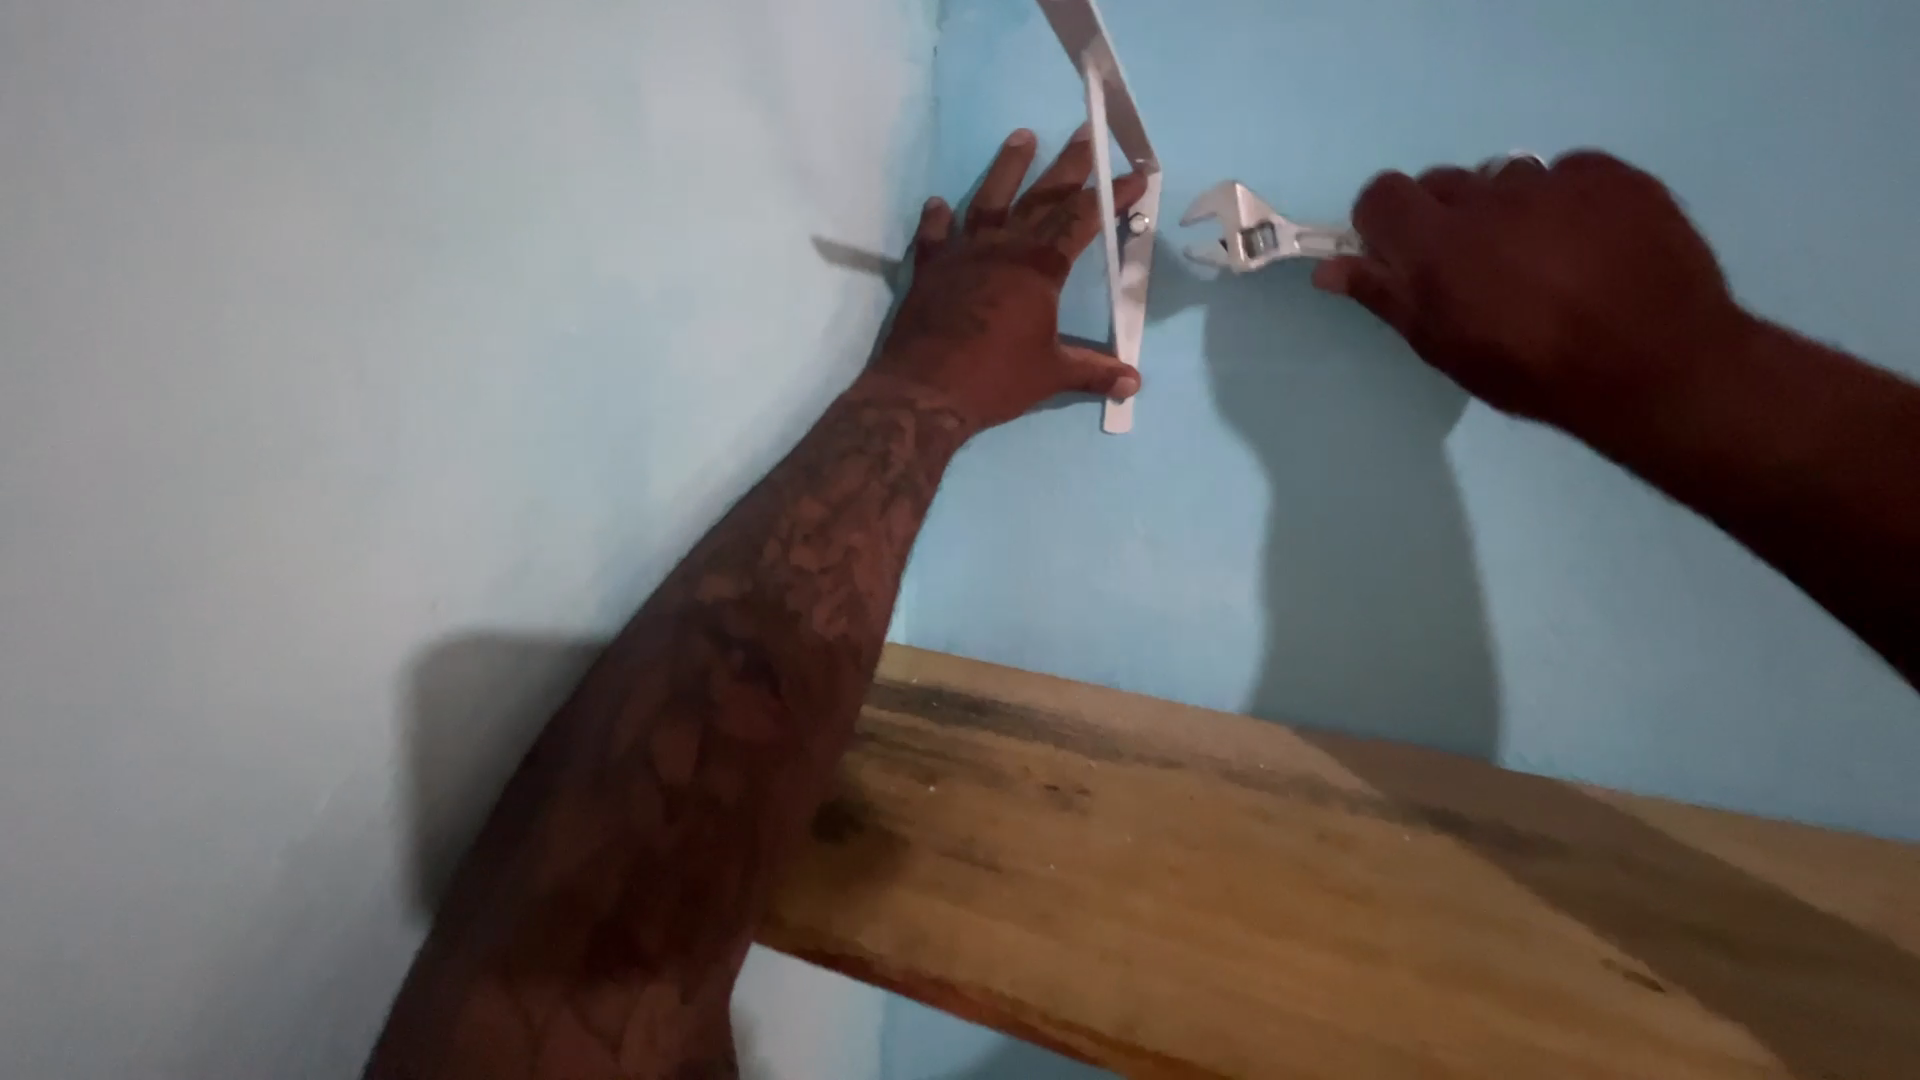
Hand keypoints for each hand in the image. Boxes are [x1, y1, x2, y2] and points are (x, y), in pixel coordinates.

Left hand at [862, 127, 1148, 431]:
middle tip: (1086, 133)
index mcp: (1038, 268)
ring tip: (1022, 137)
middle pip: (1041, 198)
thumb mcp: (1051, 376)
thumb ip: (1093, 372)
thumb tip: (1134, 384)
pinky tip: (938, 204)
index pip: (1082, 220)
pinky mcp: (928, 271)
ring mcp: (961, 255)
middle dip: (1069, 166)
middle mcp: (1001, 248)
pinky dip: (936, 219)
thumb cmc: (994, 379)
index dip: (1111, 196)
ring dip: (1007, 168)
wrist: (925, 391)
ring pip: (987, 200)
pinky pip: (933, 237)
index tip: (1135, 175)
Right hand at [1314, 151, 1751, 429]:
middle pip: (1440, 182)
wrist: (1649, 362)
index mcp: (1434, 243)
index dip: (1381, 222)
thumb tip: (1327, 268)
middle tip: (1465, 266)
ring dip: (1499, 208)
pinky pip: (1566, 172)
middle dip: (1439, 216)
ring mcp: (1553, 181)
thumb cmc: (1524, 368)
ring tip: (1531, 256)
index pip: (1381, 194)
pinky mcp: (1612, 175)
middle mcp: (1487, 197)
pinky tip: (1582, 241)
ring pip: (1502, 177)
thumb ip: (1383, 295)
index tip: (1395, 255)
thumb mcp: (1438, 343)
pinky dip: (1560, 200)